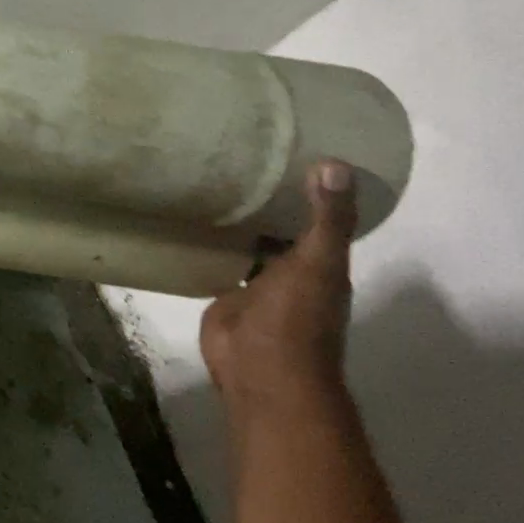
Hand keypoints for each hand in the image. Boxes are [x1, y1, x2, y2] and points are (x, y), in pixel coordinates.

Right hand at [200, 160, 357, 412]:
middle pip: (280, 230)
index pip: (316, 219)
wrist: (260, 368)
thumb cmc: (296, 318)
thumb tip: (335, 162)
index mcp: (321, 263)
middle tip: (234, 161)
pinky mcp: (224, 293)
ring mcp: (257, 284)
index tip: (285, 153)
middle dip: (265, 203)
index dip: (306, 190)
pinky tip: (188, 222)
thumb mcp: (316, 263)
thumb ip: (326, 219)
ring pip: (248, 244)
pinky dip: (210, 244)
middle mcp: (292, 270)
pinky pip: (219, 261)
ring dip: (236, 223)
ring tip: (206, 183)